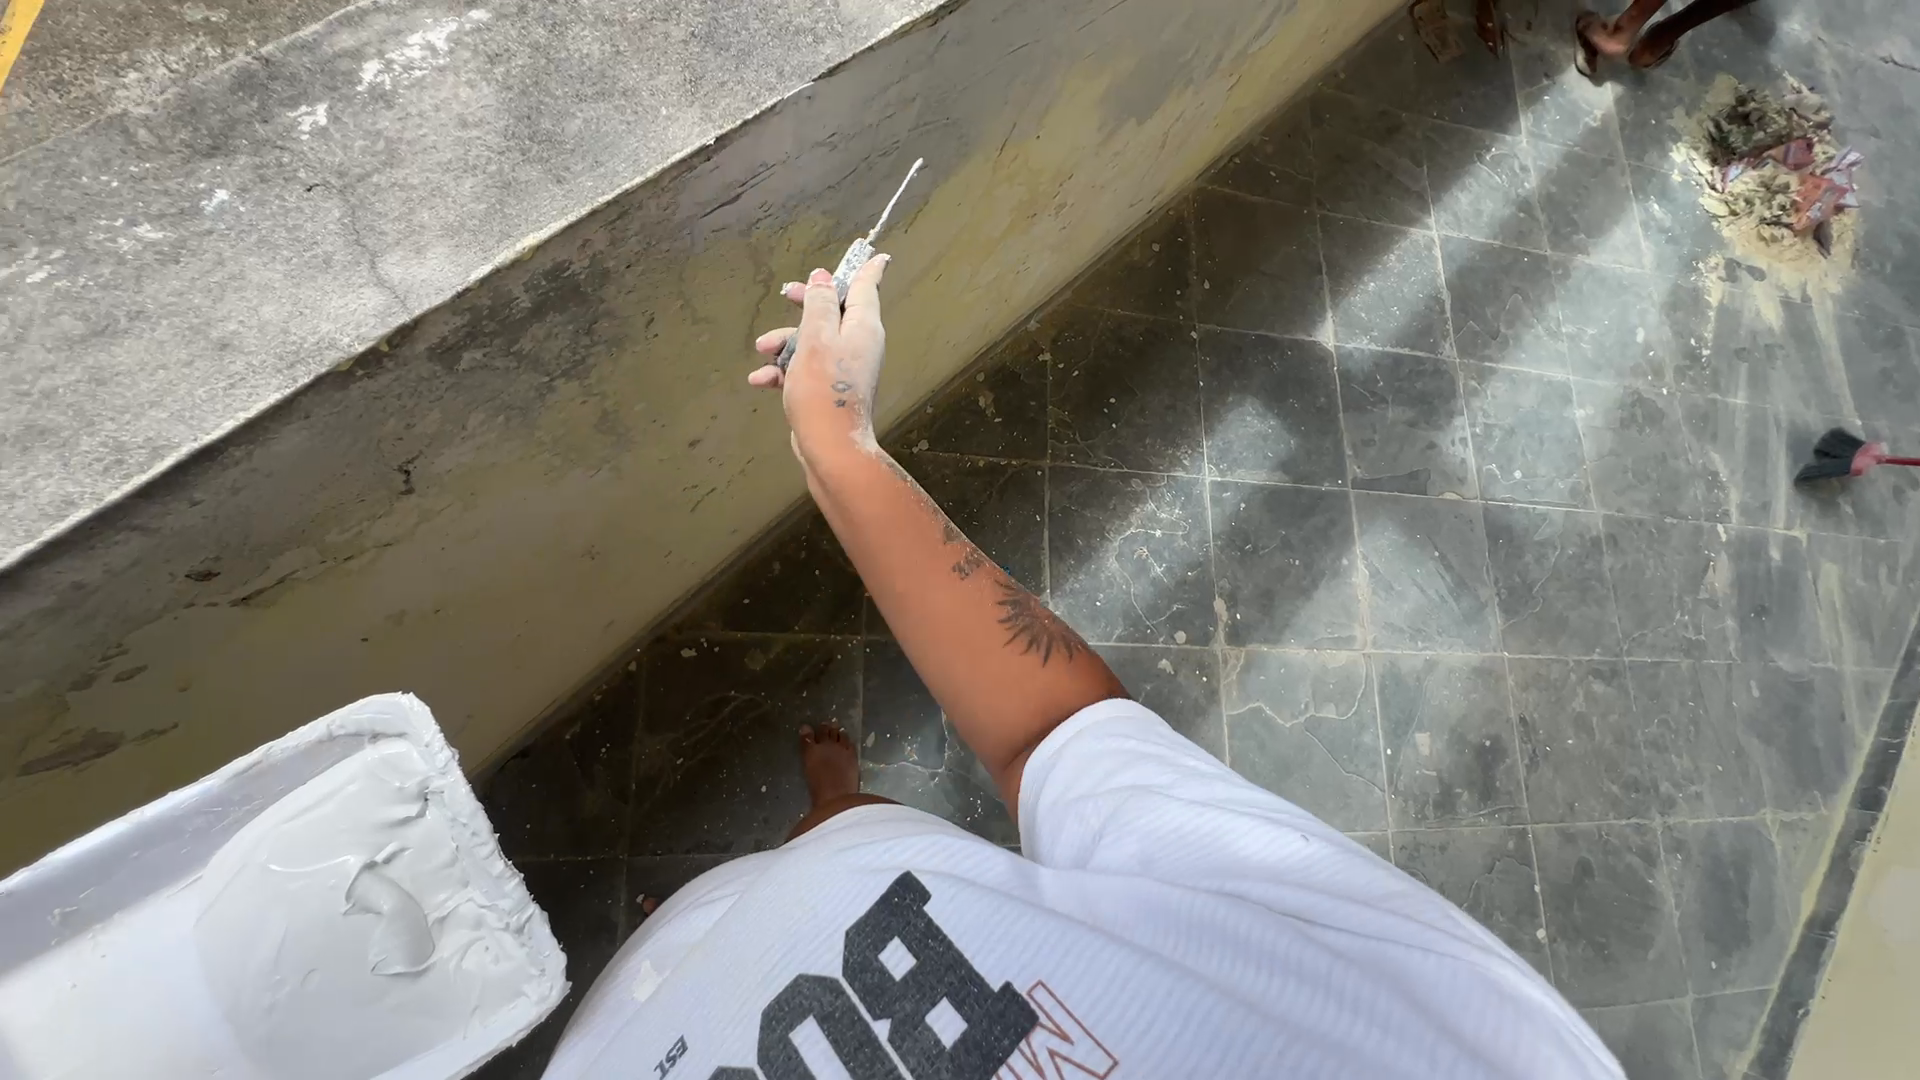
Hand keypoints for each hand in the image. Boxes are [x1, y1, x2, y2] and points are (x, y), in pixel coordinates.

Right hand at [748, 255, 889, 456]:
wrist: (829, 447)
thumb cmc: (824, 389)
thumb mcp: (816, 338)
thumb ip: (819, 304)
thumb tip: (823, 277)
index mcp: (863, 327)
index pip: (866, 288)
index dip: (867, 269)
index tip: (877, 254)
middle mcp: (859, 345)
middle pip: (833, 311)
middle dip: (805, 303)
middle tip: (785, 292)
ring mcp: (844, 369)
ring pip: (813, 341)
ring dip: (785, 343)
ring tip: (763, 351)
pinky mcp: (828, 390)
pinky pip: (805, 369)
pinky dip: (783, 372)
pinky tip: (761, 381)